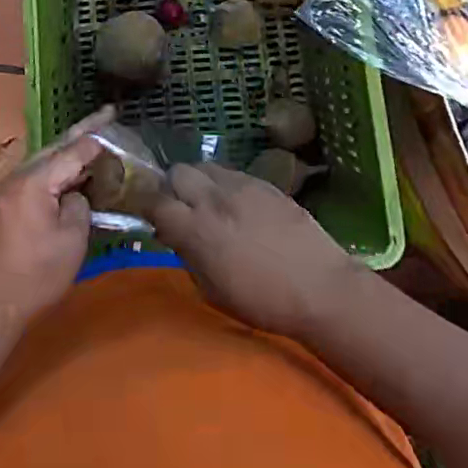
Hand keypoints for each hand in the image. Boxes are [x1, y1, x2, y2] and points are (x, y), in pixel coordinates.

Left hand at [0, 107, 113, 331]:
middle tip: (103, 118)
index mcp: (31, 181)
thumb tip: (74, 193)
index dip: (96, 136)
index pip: (71, 151)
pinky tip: (62, 177)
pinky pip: (24, 179)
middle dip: (78, 137)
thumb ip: (79, 204)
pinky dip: (46, 174)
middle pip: (51, 150)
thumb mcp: (72, 240)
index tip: (112, 118)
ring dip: (62, 157)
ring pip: (36, 163)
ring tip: (88, 147)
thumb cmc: (33, 278)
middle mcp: (8, 176)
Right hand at [148, 163, 364, 338]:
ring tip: (208, 202)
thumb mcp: (212, 291)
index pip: (155, 202)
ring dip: (198, 181)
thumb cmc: (263, 301)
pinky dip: (224, 183)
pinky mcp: (265, 182)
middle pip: (177, 172)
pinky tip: (236, 203)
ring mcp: (242, 186)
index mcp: (197, 229)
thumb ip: (188, 256)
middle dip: (172, 187)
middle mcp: (215, 199)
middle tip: (180, 207)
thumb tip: (174, 236)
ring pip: (205, 166)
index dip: (147, 207)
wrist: (320, 288)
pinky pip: (232, 172)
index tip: (150, 217)